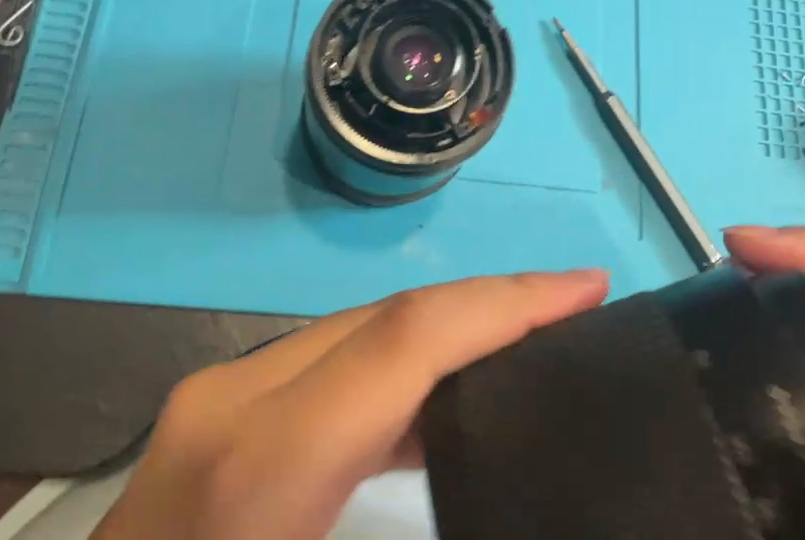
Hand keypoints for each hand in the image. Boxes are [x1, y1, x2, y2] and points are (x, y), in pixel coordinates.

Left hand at [92, 269, 609, 539]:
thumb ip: (423, 518)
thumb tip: (501, 487)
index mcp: (264, 463)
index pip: (406, 338)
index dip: (508, 302)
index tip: (587, 288)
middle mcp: (236, 399)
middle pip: (387, 317)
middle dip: (491, 303)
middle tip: (578, 310)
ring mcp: (219, 397)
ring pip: (359, 331)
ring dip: (449, 330)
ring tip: (531, 344)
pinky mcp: (216, 410)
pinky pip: (329, 363)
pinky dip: (399, 366)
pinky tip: (444, 400)